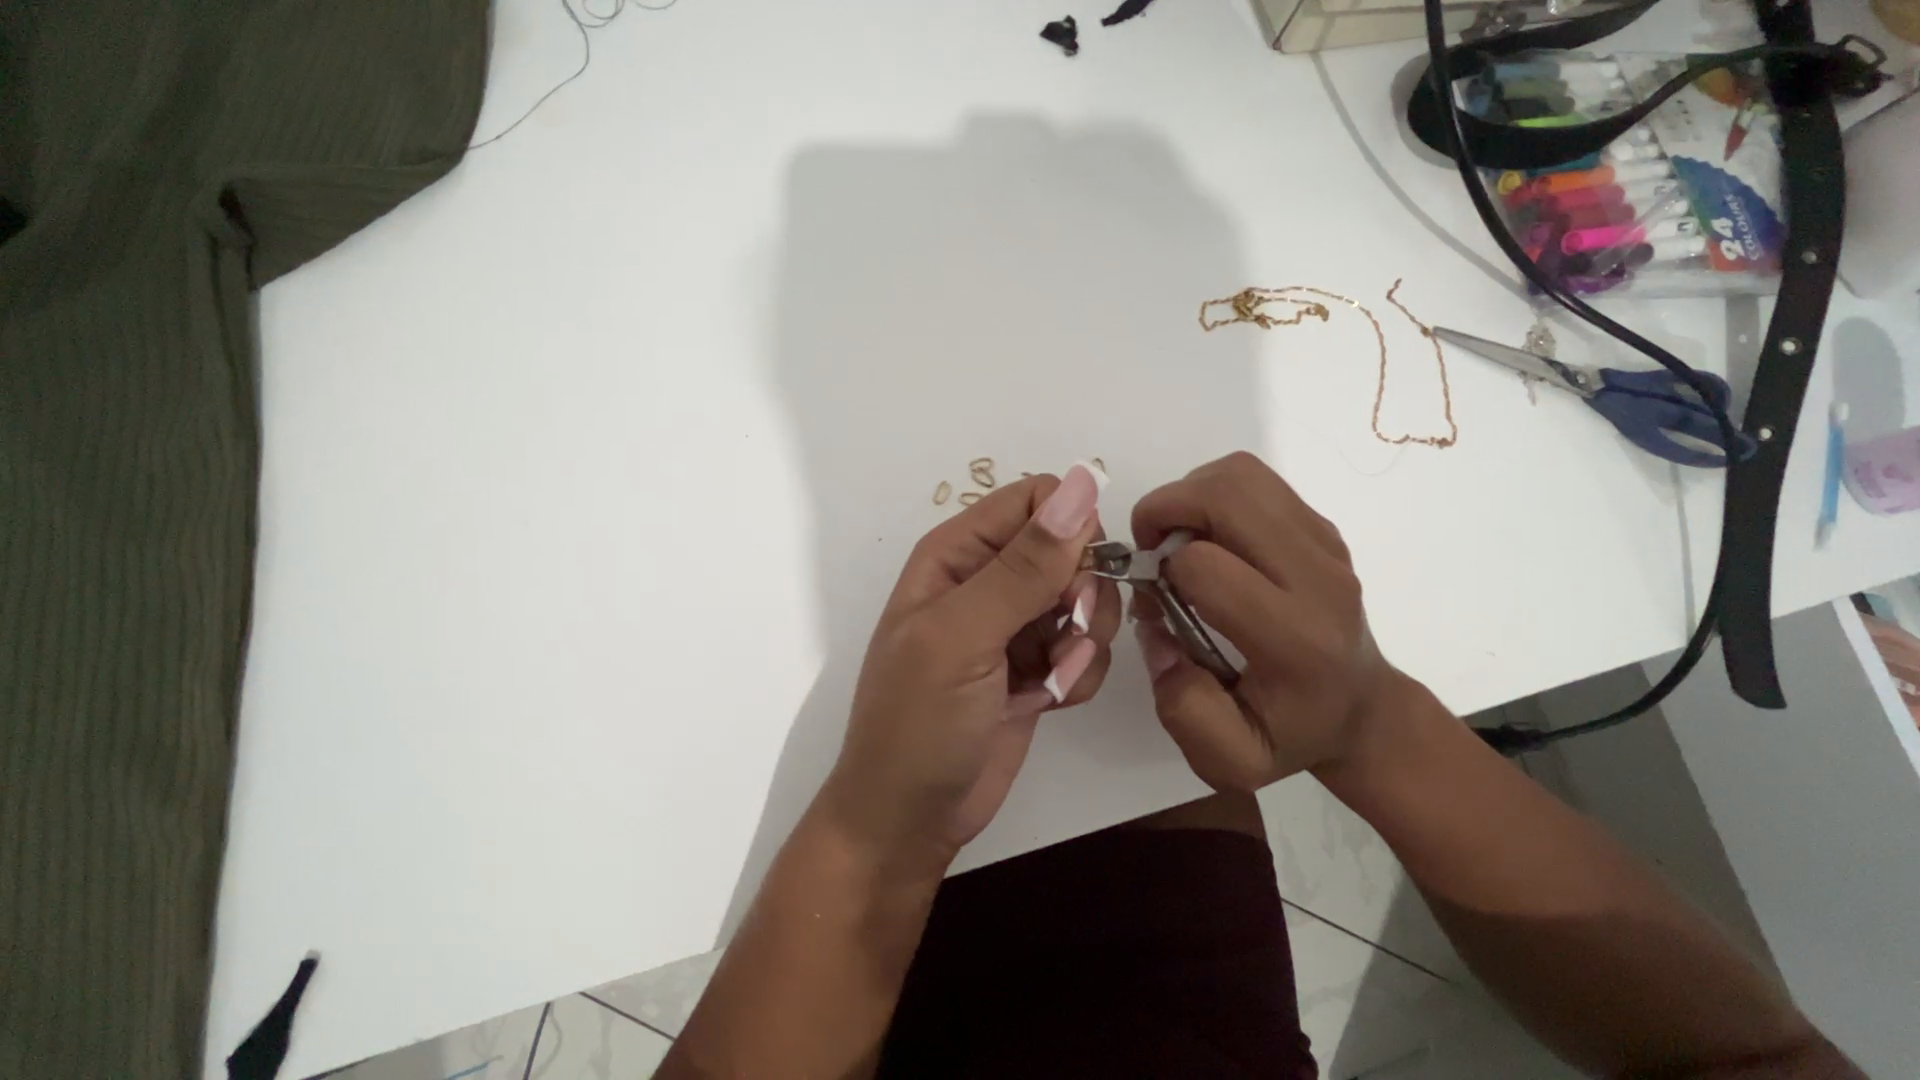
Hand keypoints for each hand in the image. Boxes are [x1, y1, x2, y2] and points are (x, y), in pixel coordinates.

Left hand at [818, 465, 1121, 870]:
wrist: (911, 817)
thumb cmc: (919, 721)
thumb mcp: (963, 637)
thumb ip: (1023, 566)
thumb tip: (1081, 483)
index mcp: (957, 554)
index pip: (1036, 499)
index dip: (1068, 529)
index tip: (1074, 576)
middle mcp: (987, 581)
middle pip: (1072, 549)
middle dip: (1082, 592)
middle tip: (1063, 633)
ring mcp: (1015, 627)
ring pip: (1087, 599)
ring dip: (1084, 641)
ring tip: (1048, 677)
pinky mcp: (1038, 669)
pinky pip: (1086, 649)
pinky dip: (1078, 676)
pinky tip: (1047, 701)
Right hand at [1130, 452, 1396, 791]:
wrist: (1361, 710)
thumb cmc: (1291, 734)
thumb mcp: (1231, 759)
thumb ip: (1183, 708)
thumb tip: (1157, 634)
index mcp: (1294, 638)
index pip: (1208, 567)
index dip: (1162, 574)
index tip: (1157, 602)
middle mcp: (1317, 578)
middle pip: (1226, 496)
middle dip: (1167, 509)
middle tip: (1151, 547)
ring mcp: (1325, 544)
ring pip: (1241, 475)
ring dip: (1190, 494)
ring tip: (1179, 539)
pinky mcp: (1323, 528)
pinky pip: (1256, 482)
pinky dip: (1215, 496)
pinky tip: (1211, 539)